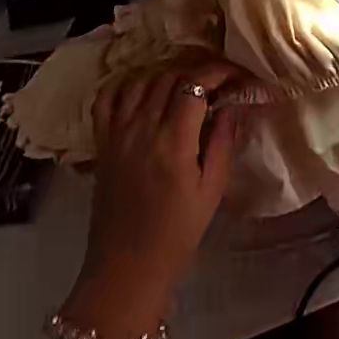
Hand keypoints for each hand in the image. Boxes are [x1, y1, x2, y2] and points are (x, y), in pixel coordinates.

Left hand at [70, 58, 248, 326]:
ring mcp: (117, 135)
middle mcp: (141, 130)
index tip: (237, 74)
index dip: (218, 72)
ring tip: (187, 88)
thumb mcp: (213, 189)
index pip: (195, 85)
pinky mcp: (102, 144)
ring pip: (141, 82)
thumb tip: (234, 104)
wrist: (127, 267)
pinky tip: (145, 91)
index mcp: (173, 143)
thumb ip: (223, 141)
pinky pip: (108, 99)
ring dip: (167, 76)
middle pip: (169, 78)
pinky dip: (126, 85)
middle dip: (198, 72)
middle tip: (219, 83)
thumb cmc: (178, 232)